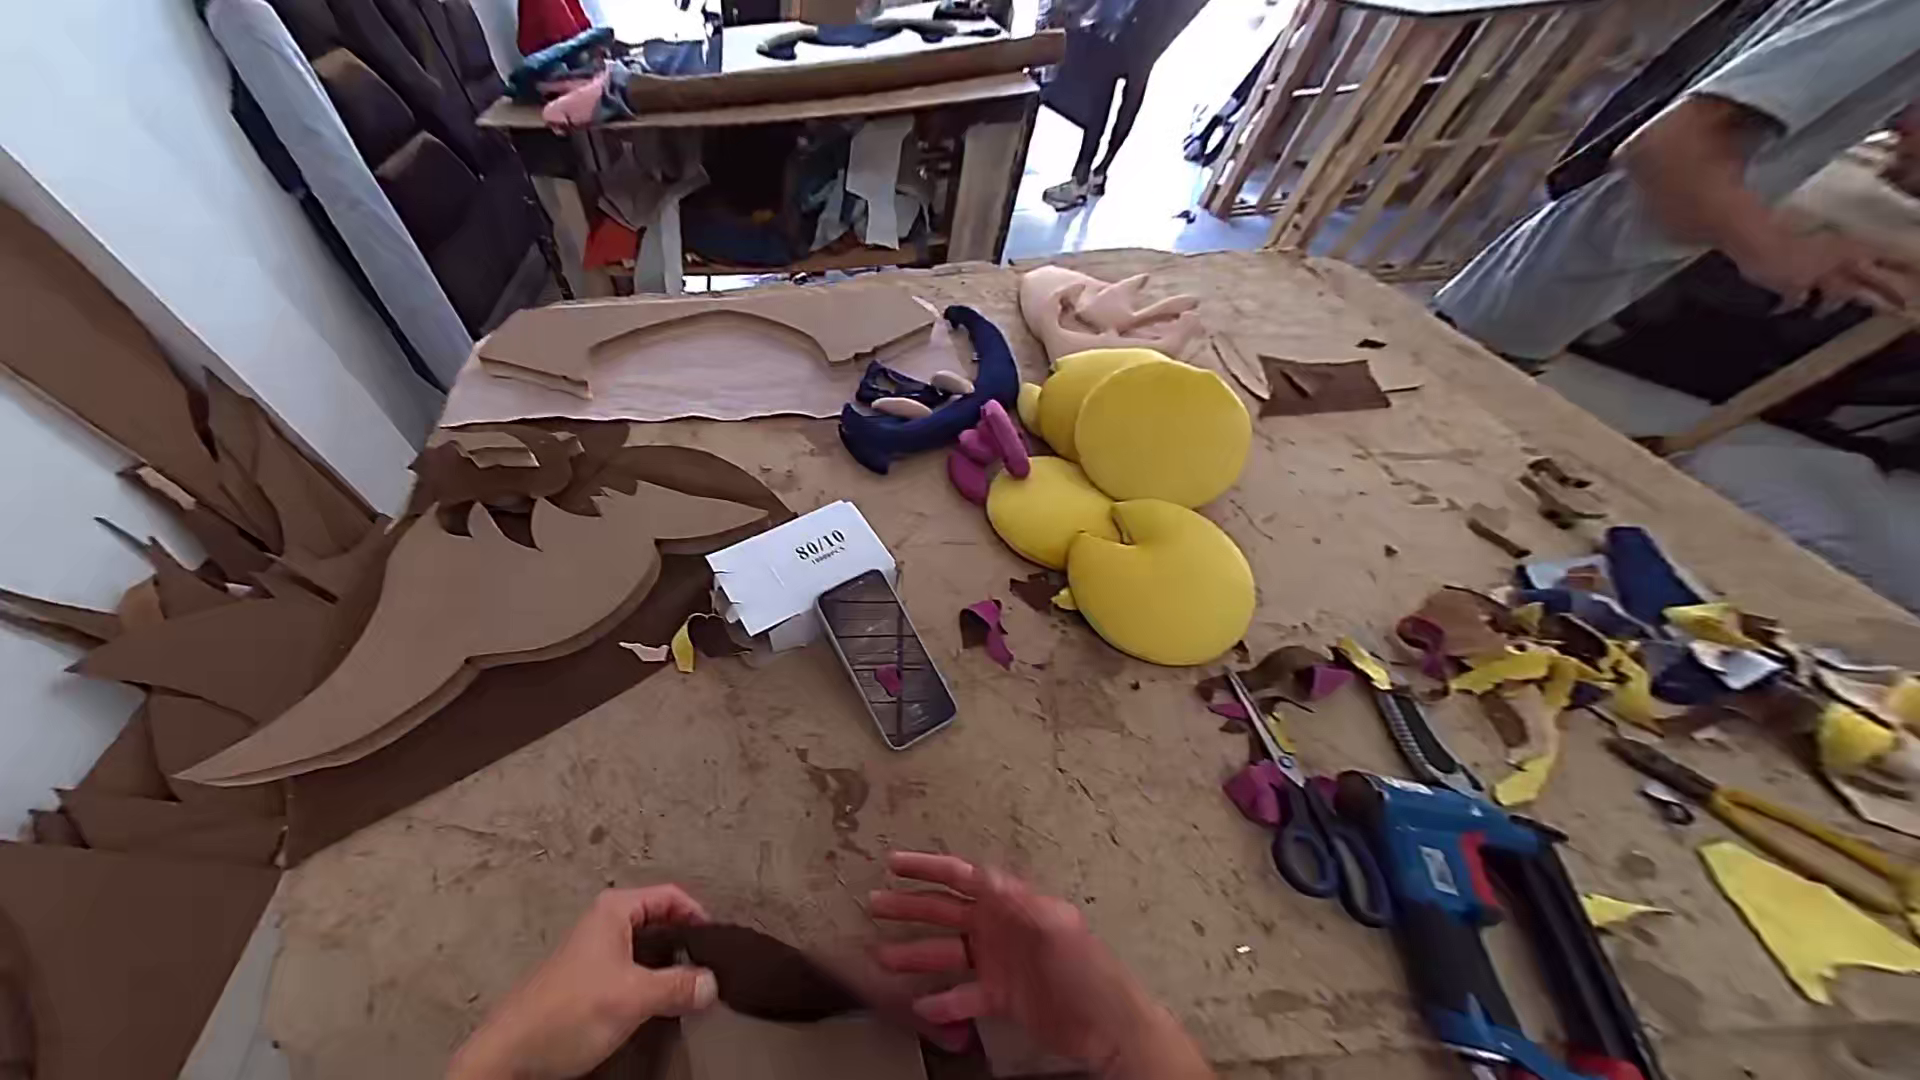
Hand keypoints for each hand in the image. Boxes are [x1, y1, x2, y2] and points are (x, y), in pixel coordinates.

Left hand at [447, 886, 718, 1079]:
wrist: (504, 1061)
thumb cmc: (569, 1013)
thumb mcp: (632, 997)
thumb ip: (677, 986)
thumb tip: (715, 984)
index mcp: (615, 908)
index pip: (672, 896)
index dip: (697, 915)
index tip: (716, 943)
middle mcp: (604, 920)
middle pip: (659, 920)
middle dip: (684, 941)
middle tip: (707, 964)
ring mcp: (592, 950)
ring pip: (645, 947)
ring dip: (667, 964)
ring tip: (688, 985)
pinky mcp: (585, 979)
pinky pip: (631, 967)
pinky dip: (649, 978)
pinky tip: (658, 1000)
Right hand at [868, 851, 1211, 1079]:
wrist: (1109, 1025)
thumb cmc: (1085, 967)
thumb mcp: (1055, 925)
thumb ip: (1017, 899)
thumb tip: (982, 871)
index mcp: (1007, 902)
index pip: (960, 877)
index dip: (927, 868)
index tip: (894, 862)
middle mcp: (996, 925)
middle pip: (943, 911)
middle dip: (909, 905)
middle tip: (874, 902)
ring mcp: (995, 961)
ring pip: (945, 952)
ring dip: (914, 954)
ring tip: (881, 957)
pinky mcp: (999, 995)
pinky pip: (963, 995)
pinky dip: (942, 1000)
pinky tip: (921, 1005)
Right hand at [1728, 222, 1919, 315]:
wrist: (1759, 241)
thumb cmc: (1789, 234)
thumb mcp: (1823, 240)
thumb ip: (1834, 252)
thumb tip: (1844, 261)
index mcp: (1855, 247)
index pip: (1890, 258)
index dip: (1904, 268)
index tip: (1914, 277)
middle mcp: (1845, 262)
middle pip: (1873, 282)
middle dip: (1886, 295)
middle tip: (1898, 308)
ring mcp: (1819, 276)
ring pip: (1836, 296)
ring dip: (1828, 308)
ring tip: (1821, 314)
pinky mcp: (1794, 287)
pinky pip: (1795, 302)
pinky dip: (1787, 307)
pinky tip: (1778, 311)